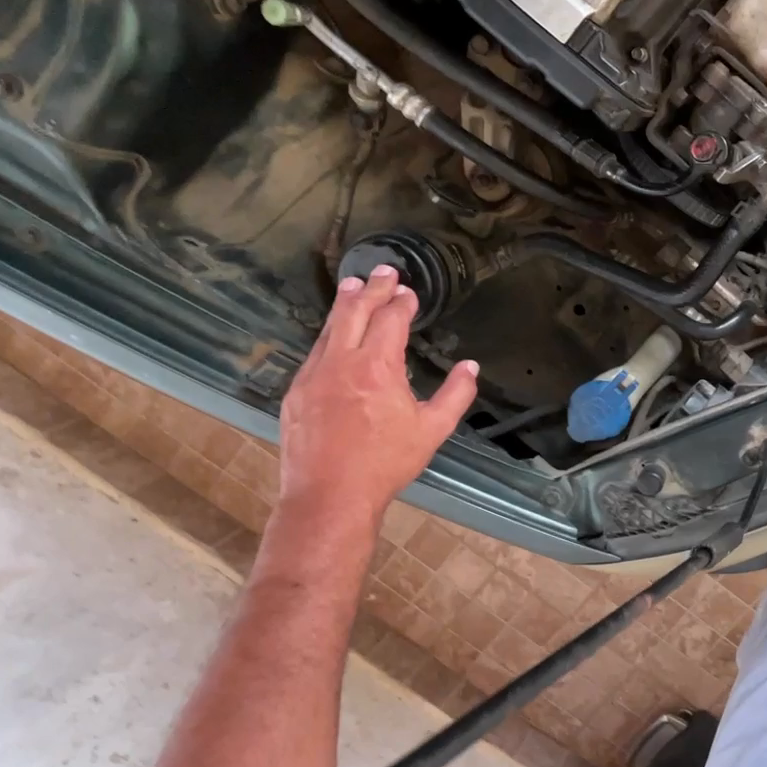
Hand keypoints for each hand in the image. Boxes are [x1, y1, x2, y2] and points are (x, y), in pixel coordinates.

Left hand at [277, 264, 477, 526]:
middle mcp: (341, 363)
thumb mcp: (433, 429)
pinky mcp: (296, 393)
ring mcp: (312, 376)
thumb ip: (455, 394)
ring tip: (353, 287)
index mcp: (377, 367)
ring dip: (344, 306)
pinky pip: (314, 353)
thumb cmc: (386, 462)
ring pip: (328, 329)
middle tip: (383, 271)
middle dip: (371, 289)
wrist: (328, 495)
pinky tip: (334, 337)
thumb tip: (470, 367)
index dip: (401, 302)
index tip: (409, 292)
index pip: (390, 320)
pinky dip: (329, 336)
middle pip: (354, 312)